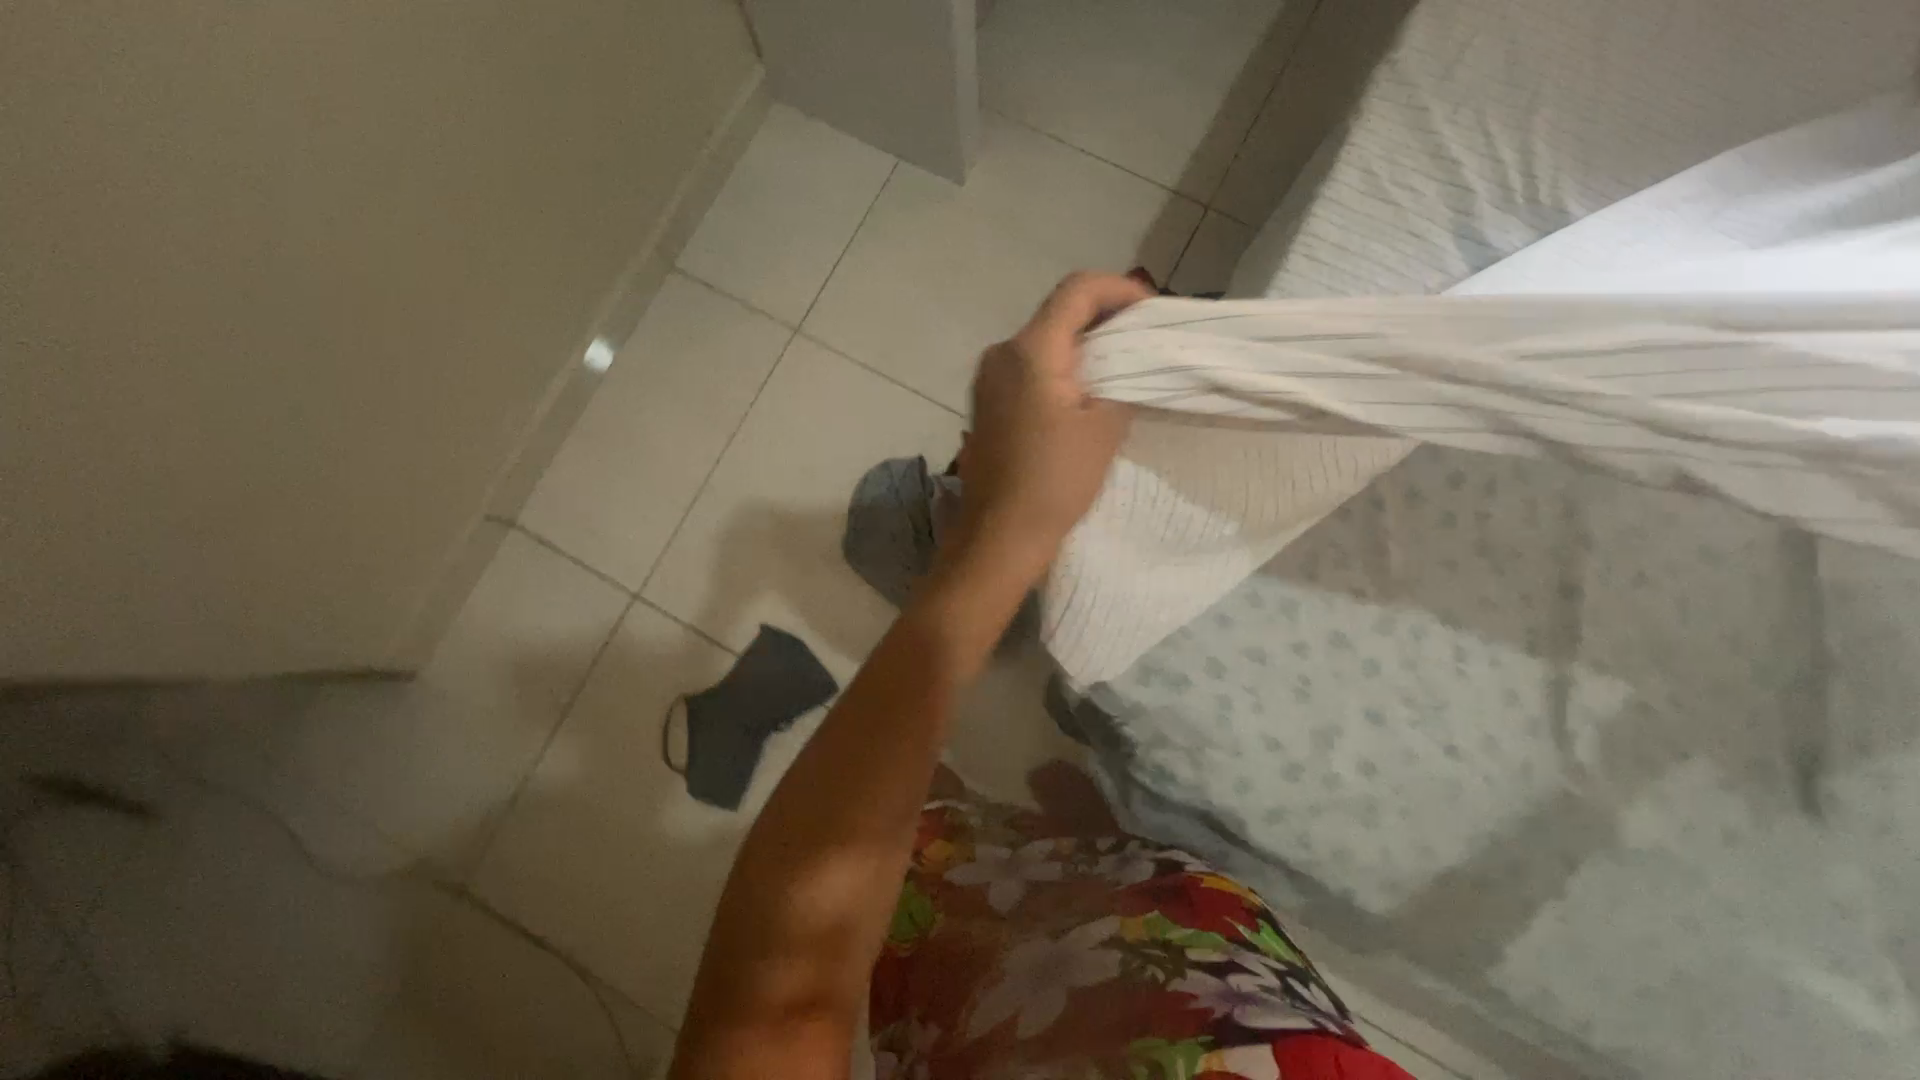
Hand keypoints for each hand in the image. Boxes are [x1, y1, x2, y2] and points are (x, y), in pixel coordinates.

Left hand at [950, 271, 1151, 581]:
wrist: (999, 534)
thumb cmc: (1054, 482)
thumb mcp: (1104, 429)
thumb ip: (1121, 382)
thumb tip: (1126, 367)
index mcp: (1031, 351)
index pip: (1077, 290)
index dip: (1119, 289)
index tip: (1150, 311)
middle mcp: (1001, 352)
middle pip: (1057, 311)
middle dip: (1103, 315)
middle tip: (1142, 336)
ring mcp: (987, 377)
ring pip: (1042, 339)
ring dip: (1081, 342)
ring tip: (1119, 363)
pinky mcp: (985, 401)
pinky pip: (1027, 366)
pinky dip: (1058, 365)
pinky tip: (1084, 389)